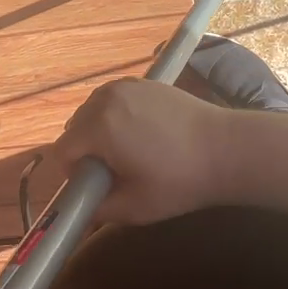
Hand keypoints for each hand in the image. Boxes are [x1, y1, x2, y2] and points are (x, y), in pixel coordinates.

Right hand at [45, 78, 234, 224]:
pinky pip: (111, 99)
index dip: (75, 173)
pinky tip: (142, 132)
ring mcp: (123, 85)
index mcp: (99, 126)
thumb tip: (82, 205)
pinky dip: (115, 115)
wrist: (224, 148)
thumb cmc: (179, 180)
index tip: (100, 185)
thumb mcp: (135, 208)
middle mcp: (105, 98)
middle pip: (74, 127)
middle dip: (87, 150)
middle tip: (116, 170)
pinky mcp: (141, 81)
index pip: (63, 151)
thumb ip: (99, 208)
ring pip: (91, 111)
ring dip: (99, 131)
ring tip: (130, 151)